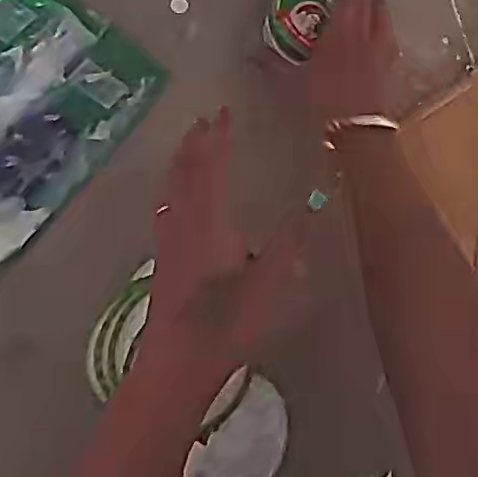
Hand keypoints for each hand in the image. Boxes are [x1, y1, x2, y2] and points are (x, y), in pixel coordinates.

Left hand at [147, 111, 312, 375]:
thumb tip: (315, 202)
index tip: (222, 112)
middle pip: (186, 170)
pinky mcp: (163, 259)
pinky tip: (172, 197)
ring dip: (180, 160)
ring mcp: (170, 240)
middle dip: (196, 142)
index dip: (217, 137)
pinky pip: (166, 206)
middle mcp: (186, 221)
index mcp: (211, 219)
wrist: (177, 363)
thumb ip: (291, 240)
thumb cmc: (228, 321)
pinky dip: (171, 188)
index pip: (212, 166)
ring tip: (188, 145)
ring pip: (172, 187)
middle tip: (204, 119)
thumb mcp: (270, 281)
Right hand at [273, 0, 404, 127]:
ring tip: (370, 1)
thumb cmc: (324, 103)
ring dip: (377, 4)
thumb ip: (274, 64)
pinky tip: (379, 36)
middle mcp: (367, 33)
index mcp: (342, 30)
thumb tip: (254, 53)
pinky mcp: (395, 65)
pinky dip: (384, 29)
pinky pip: (391, 37)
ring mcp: (385, 48)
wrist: (360, 131)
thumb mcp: (292, 83)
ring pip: (384, 16)